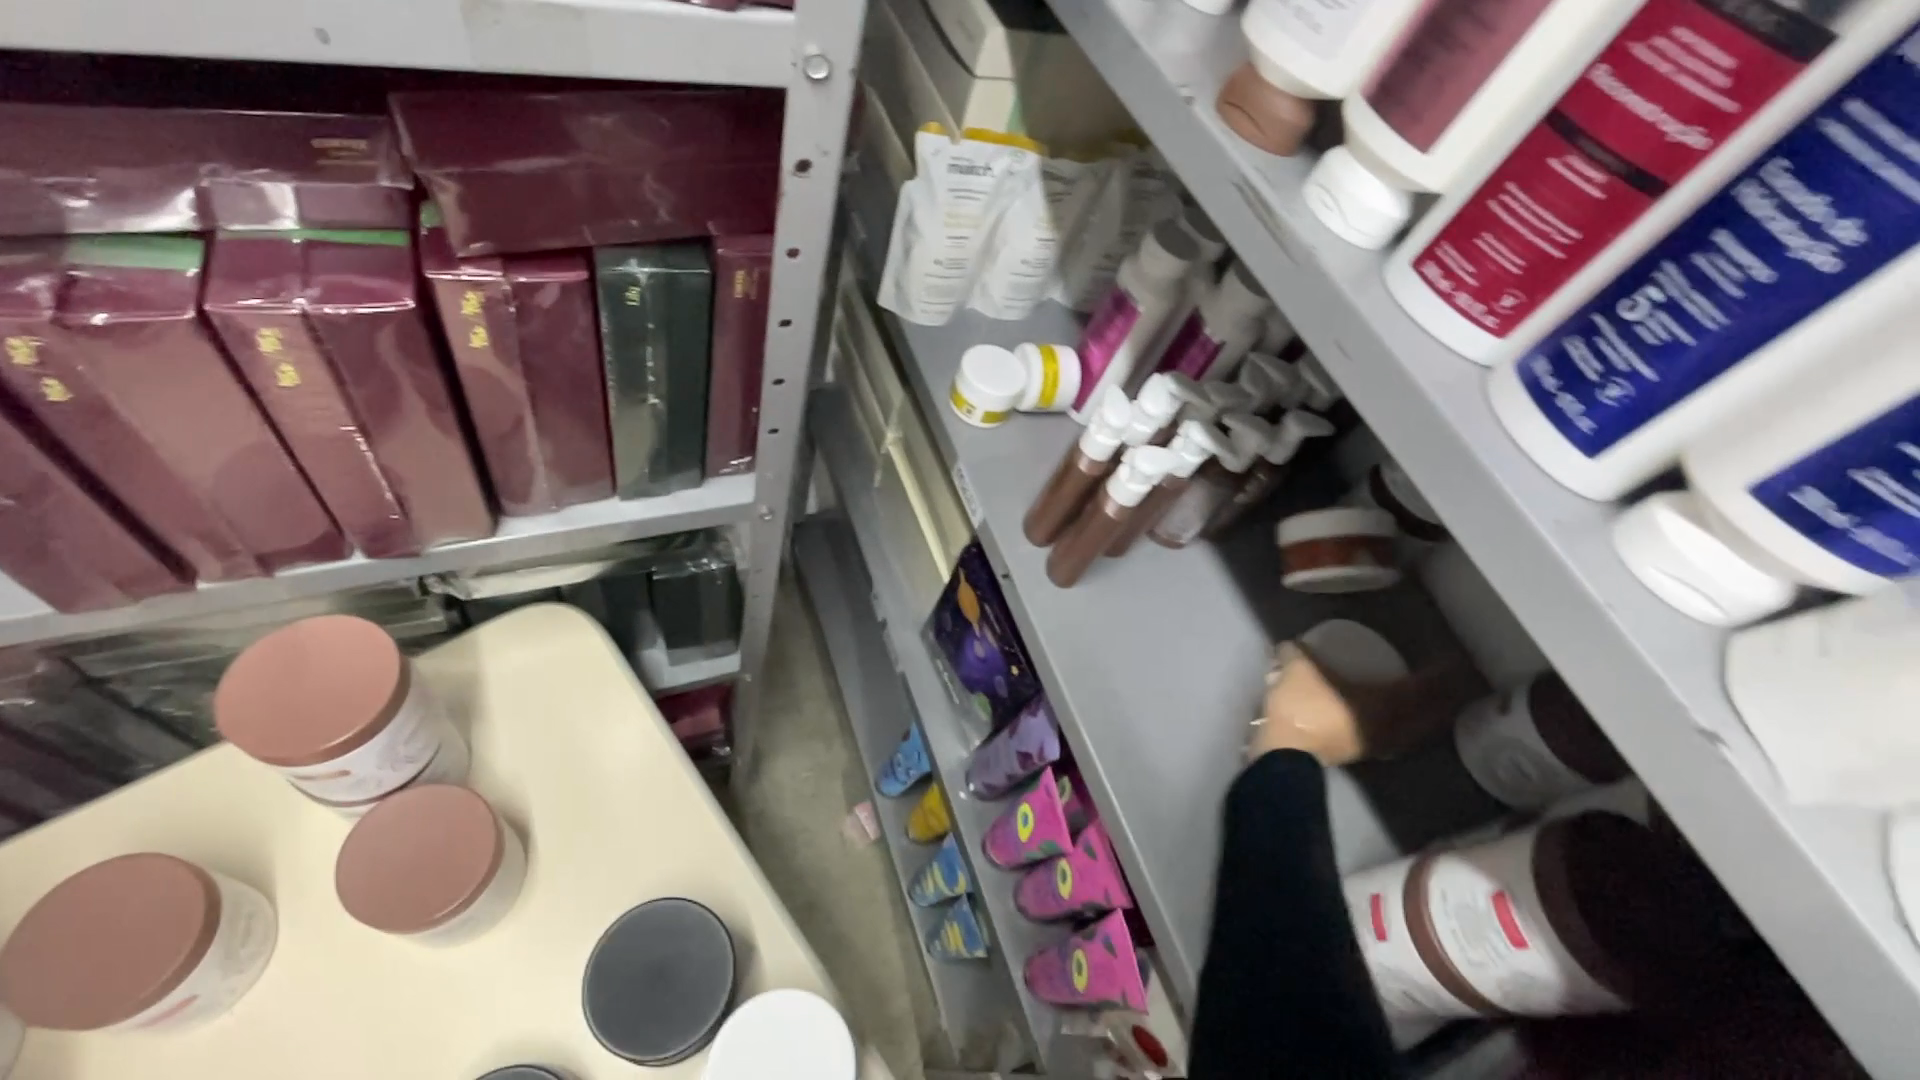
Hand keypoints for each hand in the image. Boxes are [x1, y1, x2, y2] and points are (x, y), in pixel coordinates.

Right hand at [1248, 640, 1488, 767]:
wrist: (1284, 751)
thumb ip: (1299, 651)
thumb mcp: (1298, 667)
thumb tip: (1294, 643)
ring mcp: (1382, 743)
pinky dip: (1412, 729)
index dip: (1444, 672)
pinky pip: (1403, 739)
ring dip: (1433, 716)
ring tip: (1434, 701)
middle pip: (1433, 712)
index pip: (1427, 686)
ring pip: (1420, 730)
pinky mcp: (1365, 753)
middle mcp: (1393, 725)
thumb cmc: (1301, 706)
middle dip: (1448, 696)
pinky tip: (1403, 722)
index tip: (1457, 658)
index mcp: (1386, 701)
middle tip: (1456, 680)